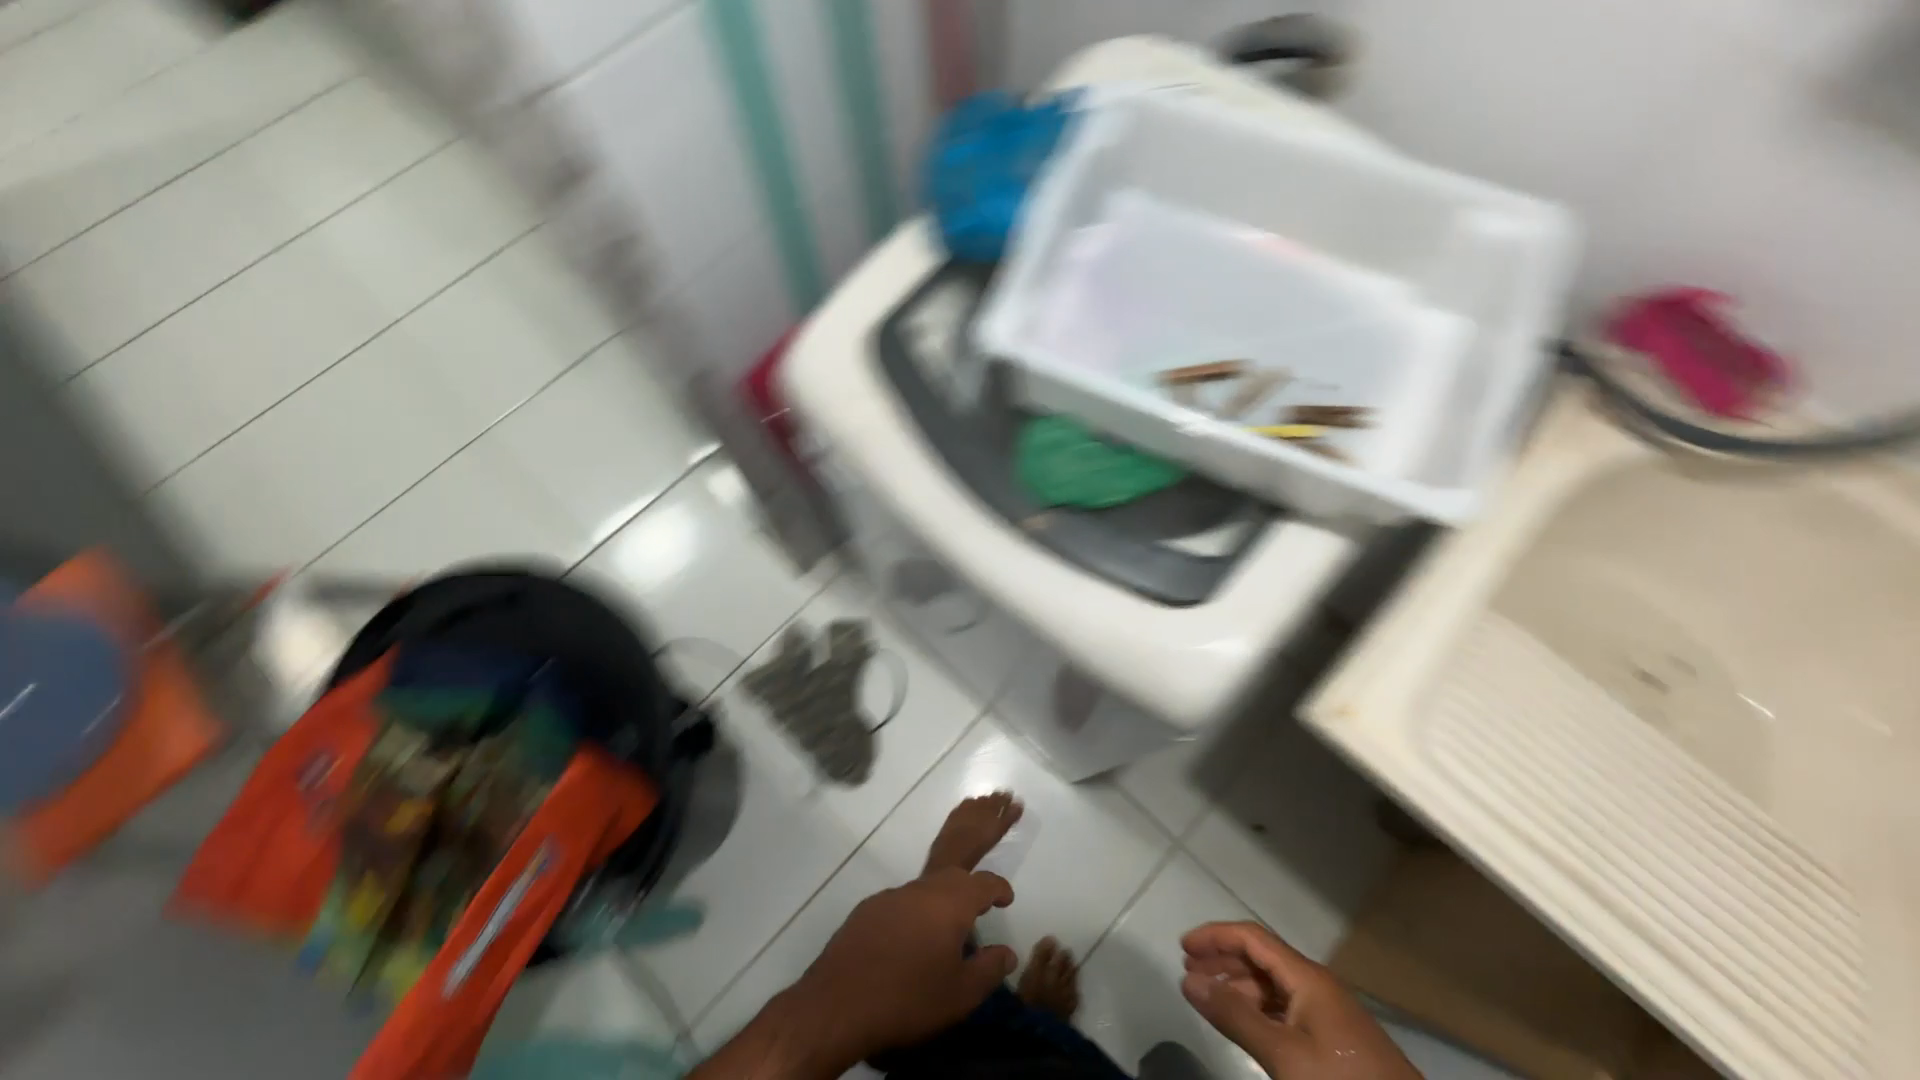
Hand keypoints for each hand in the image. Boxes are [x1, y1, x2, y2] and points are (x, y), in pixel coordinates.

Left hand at [785, 868, 1018, 1066]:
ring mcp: (887, 899)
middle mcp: (918, 890)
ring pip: (921, 891)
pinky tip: (906, 944)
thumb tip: (1007, 952)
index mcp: (948, 903)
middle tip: (979, 911)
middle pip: (950, 879)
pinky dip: (910, 916)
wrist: (838, 1005)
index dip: (998, 888)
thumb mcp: (961, 994)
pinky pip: (897, 905)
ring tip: (943, 933)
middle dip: (968, 890)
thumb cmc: (909, 998)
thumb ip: (990, 969)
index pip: (982, 884)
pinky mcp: (863, 913)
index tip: (1007, 898)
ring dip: (937, 904)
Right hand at [1181, 921, 1421, 1079]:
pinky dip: (1258, 1008)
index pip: (1253, 938)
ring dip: (1239, 986)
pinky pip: (1286, 1007)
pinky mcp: (1333, 1037)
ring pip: (1274, 984)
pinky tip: (1245, 1025)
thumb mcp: (1282, 1054)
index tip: (1181, 949)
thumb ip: (1234, 1016)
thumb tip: (1188, 980)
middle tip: (1188, 974)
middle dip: (1223, 960)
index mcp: (1308, 978)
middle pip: (1262, 957)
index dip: (1215, 937)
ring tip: (1209, 999)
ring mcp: (1328, 1012)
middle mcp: (1318, 986)